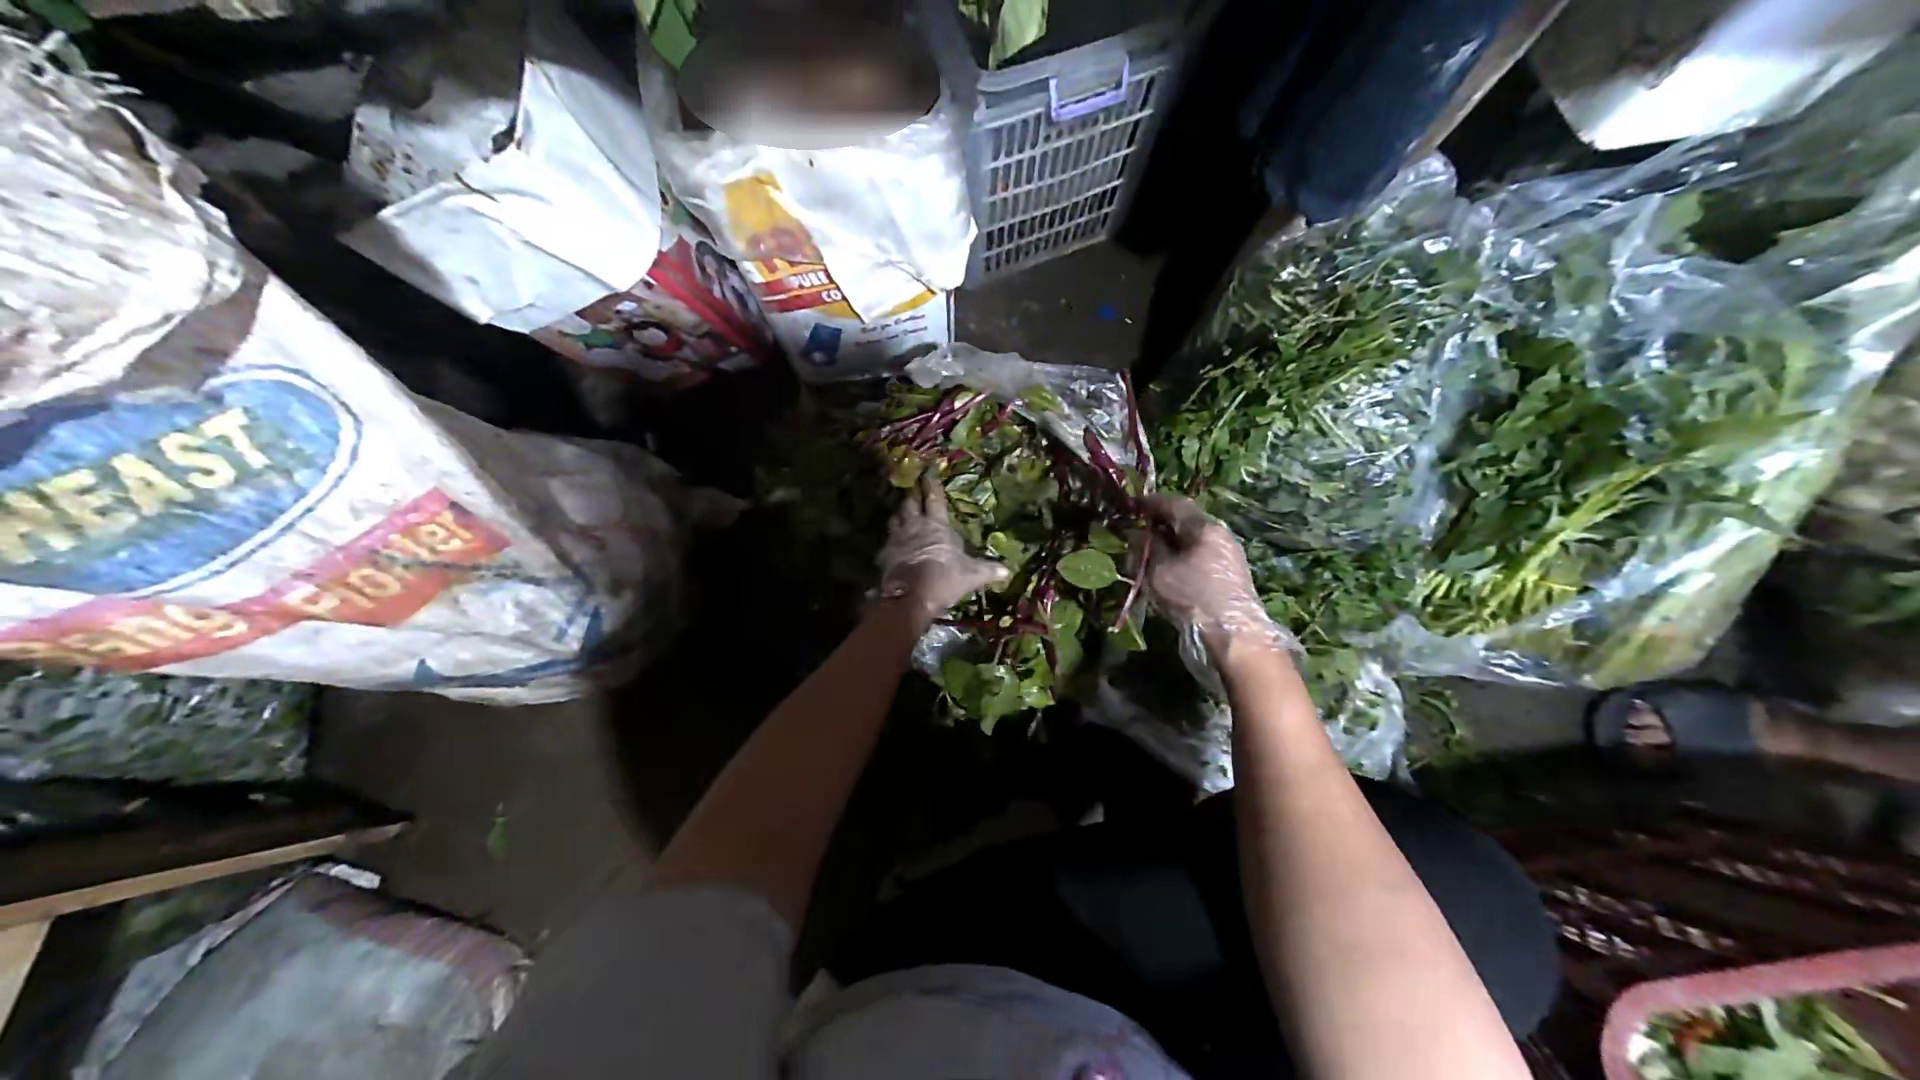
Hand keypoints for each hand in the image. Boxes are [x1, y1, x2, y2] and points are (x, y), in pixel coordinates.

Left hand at [878, 477, 1009, 623]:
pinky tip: (893, 546)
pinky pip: (887, 542)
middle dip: (912, 497)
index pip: (934, 498)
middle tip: (914, 492)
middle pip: (909, 503)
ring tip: (902, 514)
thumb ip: (988, 570)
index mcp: (936, 525)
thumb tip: (1007, 571)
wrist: (911, 596)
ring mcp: (897, 539)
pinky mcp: (885, 554)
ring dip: (899, 515)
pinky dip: (891, 541)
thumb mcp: (971, 575)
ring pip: (895, 518)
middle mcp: (914, 525)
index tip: (928, 472)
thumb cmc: (944, 578)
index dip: (931, 484)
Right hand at [1142, 494, 1294, 662]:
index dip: (1151, 502)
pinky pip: (1200, 555)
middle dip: (1161, 523)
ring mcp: (1228, 555)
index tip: (1131, 505)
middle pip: (1187, 521)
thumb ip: (1146, 547)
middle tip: (1137, 529)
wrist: (1233, 636)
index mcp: (1204, 527)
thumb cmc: (1193, 596)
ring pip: (1193, 540)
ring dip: (1171, 542)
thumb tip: (1137, 532)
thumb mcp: (1159, 570)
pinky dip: (1181, 556)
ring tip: (1148, 551)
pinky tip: (1167, 569)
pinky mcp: (1230, 575)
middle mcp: (1220, 534)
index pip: (1175, 503)